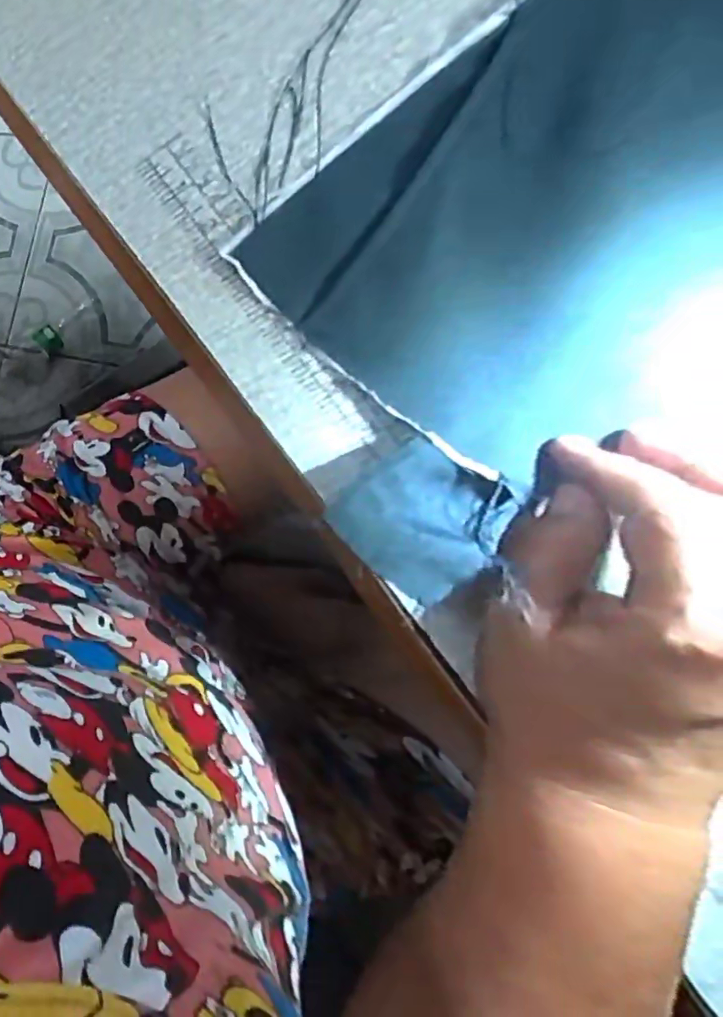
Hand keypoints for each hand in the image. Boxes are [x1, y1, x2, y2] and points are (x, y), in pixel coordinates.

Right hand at [482, 431, 722, 830]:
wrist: (608, 781)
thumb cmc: (546, 702)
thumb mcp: (520, 625)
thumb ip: (552, 550)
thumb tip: (576, 489)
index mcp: (690, 627)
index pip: (670, 519)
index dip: (617, 475)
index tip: (565, 450)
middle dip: (683, 470)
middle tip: (626, 440)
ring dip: (718, 492)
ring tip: (663, 459)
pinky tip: (700, 507)